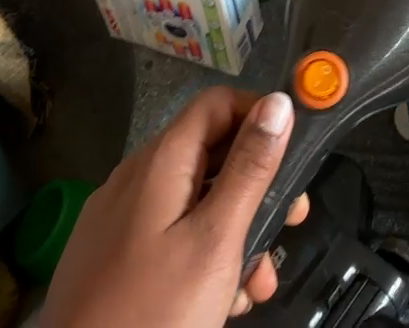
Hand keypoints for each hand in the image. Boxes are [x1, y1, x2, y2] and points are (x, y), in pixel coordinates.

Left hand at [37, 88, 310, 326]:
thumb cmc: (154, 311)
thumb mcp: (215, 240)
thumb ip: (249, 169)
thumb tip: (278, 101)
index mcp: (160, 162)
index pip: (218, 103)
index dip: (260, 116)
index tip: (294, 157)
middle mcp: (137, 177)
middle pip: (211, 154)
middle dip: (257, 187)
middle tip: (290, 226)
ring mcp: (120, 218)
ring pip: (195, 201)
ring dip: (237, 231)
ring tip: (256, 284)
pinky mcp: (113, 256)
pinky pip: (171, 234)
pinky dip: (204, 254)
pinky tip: (221, 299)